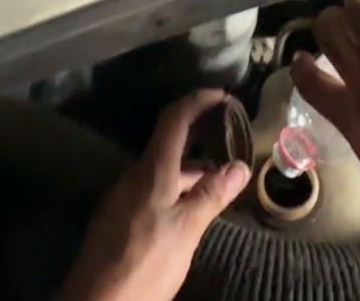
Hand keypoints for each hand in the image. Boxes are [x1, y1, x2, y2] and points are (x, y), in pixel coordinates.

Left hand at [58, 89, 251, 300]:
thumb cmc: (144, 264)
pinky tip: (191, 205)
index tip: (223, 95)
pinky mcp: (119, 218)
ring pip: (162, 168)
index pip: (175, 117)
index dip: (198, 100)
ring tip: (219, 175)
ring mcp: (123, 196)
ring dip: (190, 165)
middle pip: (169, 140)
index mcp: (153, 169)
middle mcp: (135, 174)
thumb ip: (211, 196)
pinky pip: (152, 187)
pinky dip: (176, 185)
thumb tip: (240, 165)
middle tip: (228, 132)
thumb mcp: (186, 231)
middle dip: (199, 132)